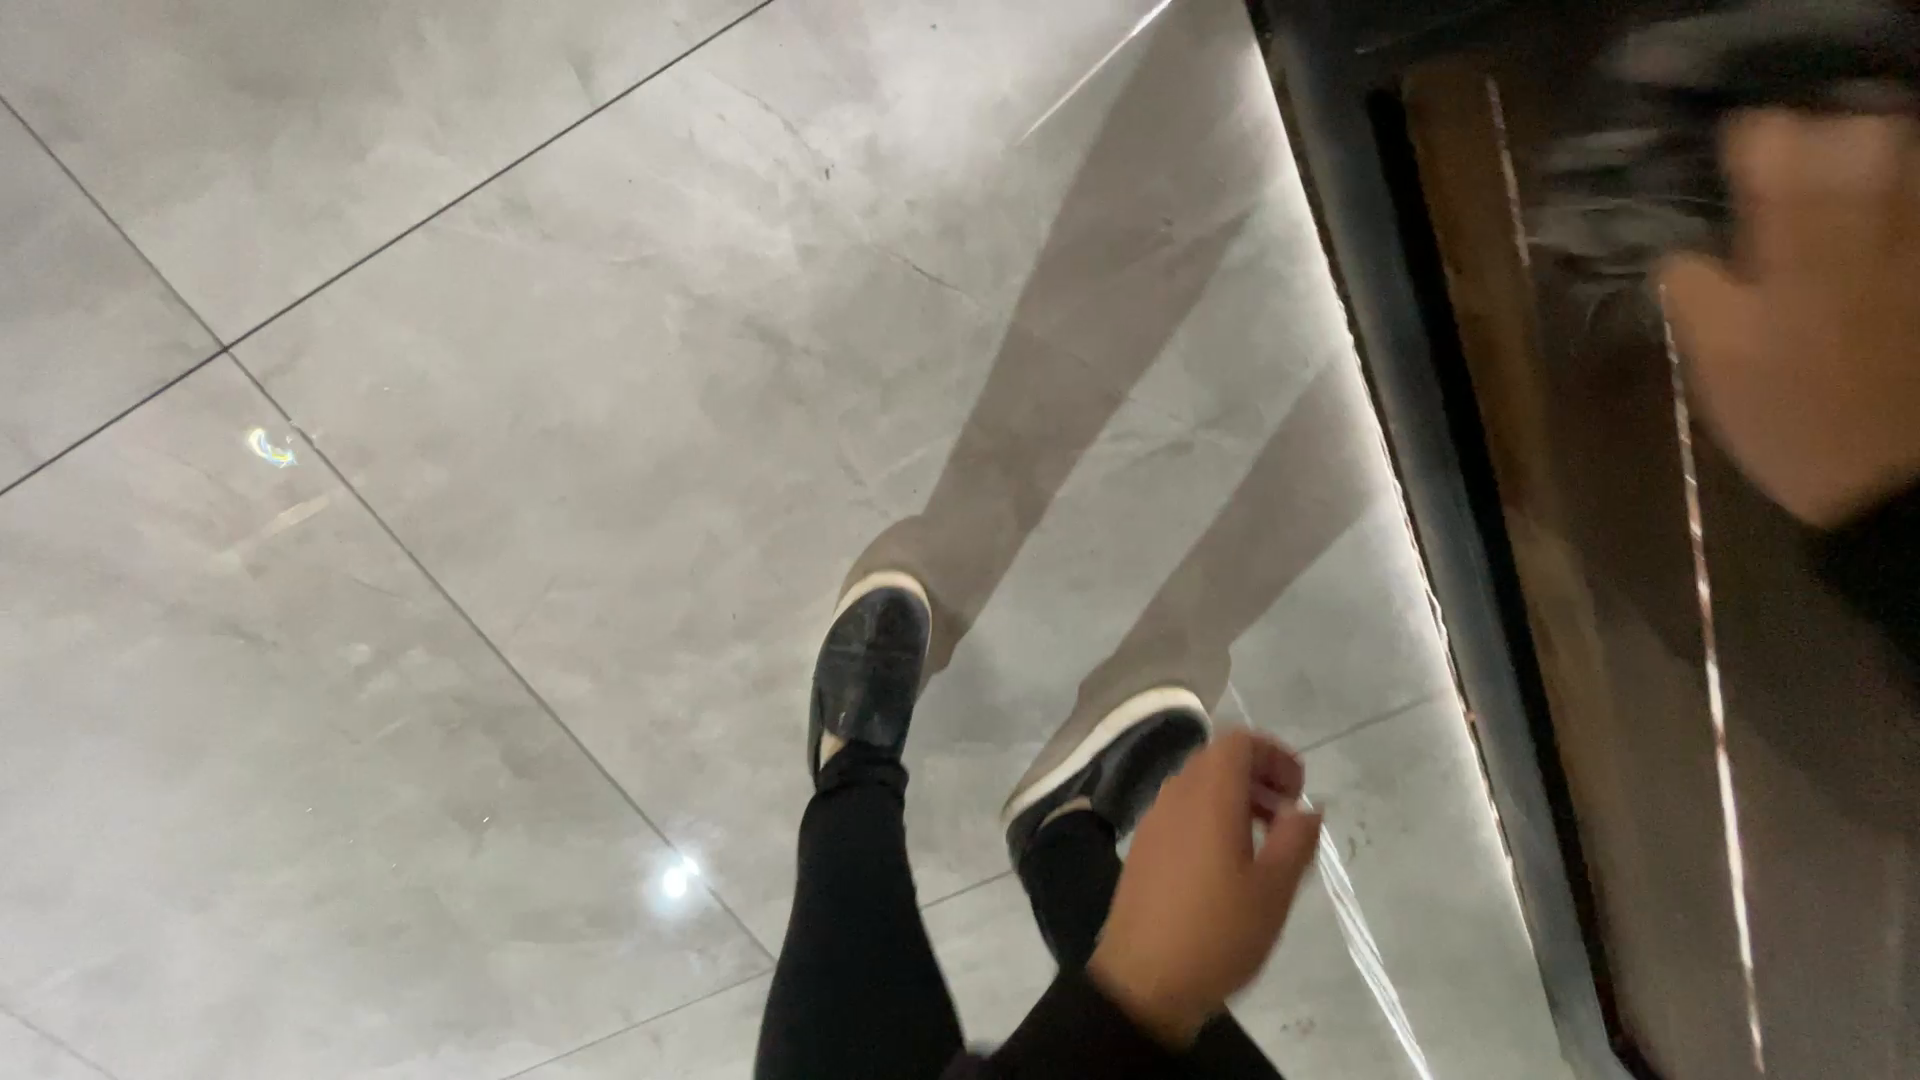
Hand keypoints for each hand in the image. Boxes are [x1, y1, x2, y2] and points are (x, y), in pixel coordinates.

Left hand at [1087, 729, 1321, 1046]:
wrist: (1143, 978)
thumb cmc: (1217, 931)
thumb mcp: (1273, 889)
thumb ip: (1296, 838)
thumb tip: (1308, 805)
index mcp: (1207, 796)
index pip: (1237, 741)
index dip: (1273, 752)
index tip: (1298, 788)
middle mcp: (1175, 796)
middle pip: (1217, 759)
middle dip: (1258, 774)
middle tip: (1288, 813)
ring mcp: (1154, 819)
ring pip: (1198, 785)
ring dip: (1235, 796)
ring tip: (1266, 839)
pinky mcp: (1144, 845)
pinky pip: (1181, 810)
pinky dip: (1210, 815)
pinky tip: (1229, 861)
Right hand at [1658, 111, 1919, 528]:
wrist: (1893, 469)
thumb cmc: (1790, 422)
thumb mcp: (1715, 369)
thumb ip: (1698, 300)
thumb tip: (1680, 256)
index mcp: (1789, 266)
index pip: (1774, 169)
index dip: (1757, 141)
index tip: (1740, 133)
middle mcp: (1861, 241)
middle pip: (1860, 145)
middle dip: (1828, 132)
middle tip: (1802, 137)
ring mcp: (1910, 253)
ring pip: (1899, 168)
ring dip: (1870, 151)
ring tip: (1847, 147)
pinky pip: (1914, 211)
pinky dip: (1896, 190)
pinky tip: (1881, 193)